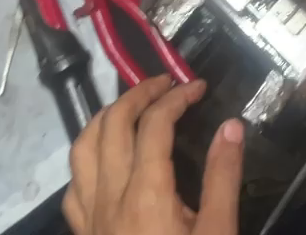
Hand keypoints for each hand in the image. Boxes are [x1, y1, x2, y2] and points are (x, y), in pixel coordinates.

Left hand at [63, 77, 242, 234]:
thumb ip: (223, 177)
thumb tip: (231, 125)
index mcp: (146, 194)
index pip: (155, 123)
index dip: (177, 96)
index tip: (200, 87)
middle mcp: (110, 198)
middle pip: (112, 124)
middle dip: (139, 93)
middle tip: (167, 84)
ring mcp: (90, 219)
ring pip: (82, 149)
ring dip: (107, 117)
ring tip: (133, 107)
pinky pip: (74, 185)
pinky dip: (89, 157)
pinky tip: (108, 160)